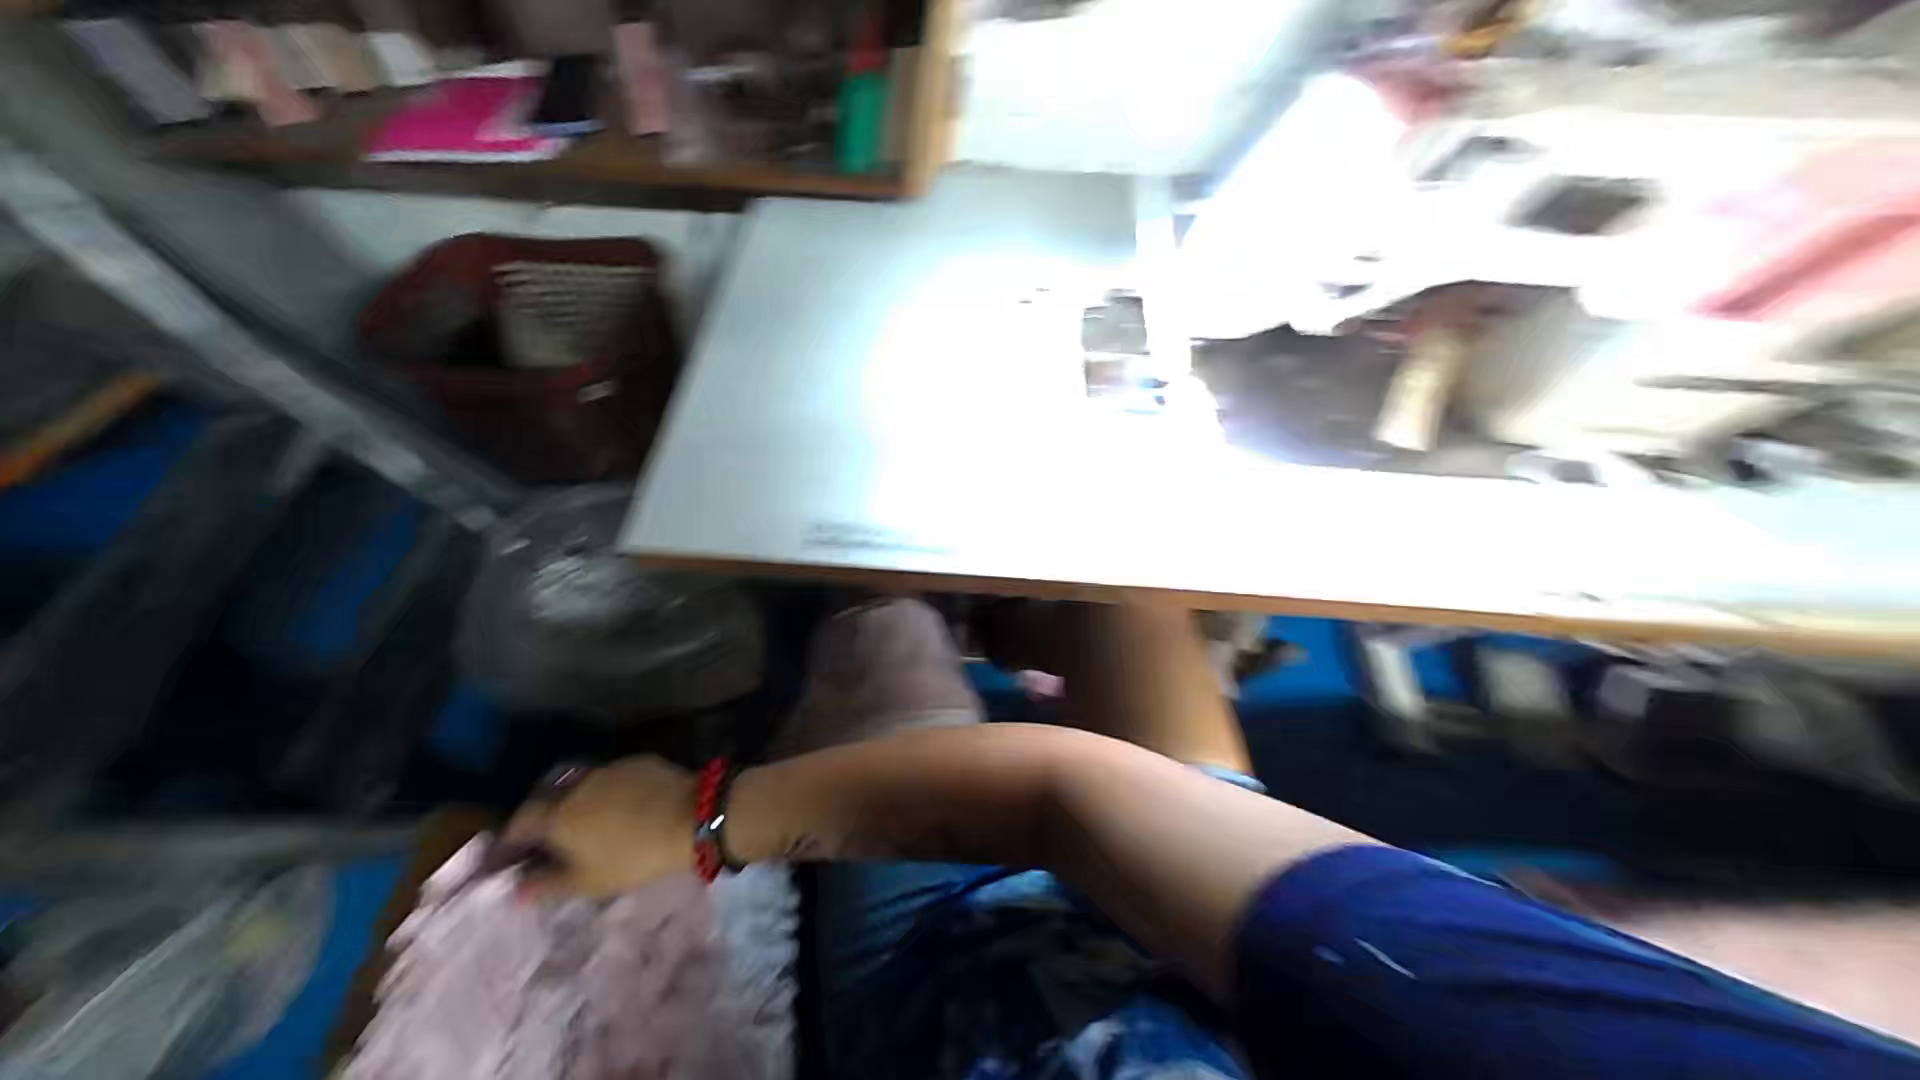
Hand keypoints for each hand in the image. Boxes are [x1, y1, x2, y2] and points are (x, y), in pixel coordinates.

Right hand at [504, 756, 698, 897]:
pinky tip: (619, 806)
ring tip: (583, 823)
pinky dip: (606, 791)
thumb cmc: (634, 855)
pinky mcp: (640, 761)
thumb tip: (517, 889)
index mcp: (559, 813)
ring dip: (575, 801)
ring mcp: (612, 768)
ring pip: (582, 783)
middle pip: (548, 796)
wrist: (691, 816)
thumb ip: (547, 884)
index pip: (521, 820)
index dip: (511, 838)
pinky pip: (612, 777)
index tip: (509, 855)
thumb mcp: (588, 881)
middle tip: (545, 839)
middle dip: (541, 816)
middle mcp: (579, 784)